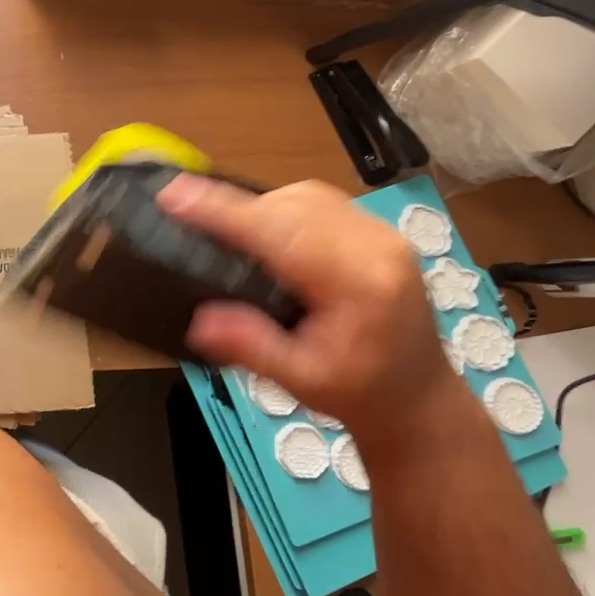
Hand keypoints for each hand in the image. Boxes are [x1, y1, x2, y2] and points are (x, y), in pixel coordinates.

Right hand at [158, 175, 455, 436]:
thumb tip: (199, 319)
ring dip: (258, 205)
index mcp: (360, 285)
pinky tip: (262, 228)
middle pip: (291, 206)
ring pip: (304, 196)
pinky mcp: (378, 231)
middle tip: (184, 209)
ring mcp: (382, 234)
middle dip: (235, 206)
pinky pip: (320, 201)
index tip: (175, 195)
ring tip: (222, 225)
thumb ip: (252, 347)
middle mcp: (376, 247)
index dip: (224, 212)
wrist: (419, 400)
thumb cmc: (359, 394)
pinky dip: (281, 207)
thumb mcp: (301, 382)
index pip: (282, 234)